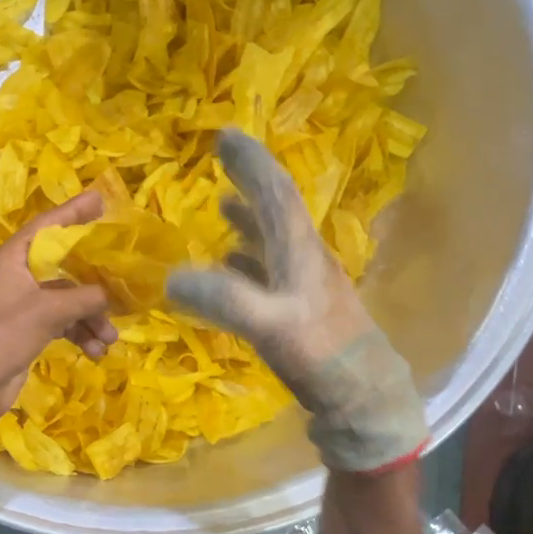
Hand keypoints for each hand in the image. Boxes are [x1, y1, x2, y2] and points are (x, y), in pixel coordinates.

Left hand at [0, 191, 116, 414]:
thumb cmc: (4, 337)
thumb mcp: (48, 312)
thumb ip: (85, 297)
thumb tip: (113, 293)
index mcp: (11, 258)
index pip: (47, 225)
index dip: (74, 212)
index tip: (101, 200)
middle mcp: (14, 275)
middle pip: (63, 265)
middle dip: (94, 282)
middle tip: (124, 279)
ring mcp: (19, 303)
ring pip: (65, 299)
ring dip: (90, 317)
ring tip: (110, 339)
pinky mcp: (25, 329)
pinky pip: (59, 321)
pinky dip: (78, 333)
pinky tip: (96, 351)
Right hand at [167, 129, 427, 472]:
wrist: (362, 397)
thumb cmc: (320, 355)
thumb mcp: (269, 324)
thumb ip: (222, 299)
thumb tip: (170, 277)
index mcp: (299, 252)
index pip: (274, 194)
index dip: (250, 164)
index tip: (223, 137)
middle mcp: (304, 259)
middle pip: (275, 210)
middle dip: (248, 182)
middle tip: (221, 161)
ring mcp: (304, 285)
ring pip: (272, 240)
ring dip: (248, 220)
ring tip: (222, 208)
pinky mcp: (301, 310)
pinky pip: (268, 272)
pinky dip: (246, 261)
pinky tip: (231, 267)